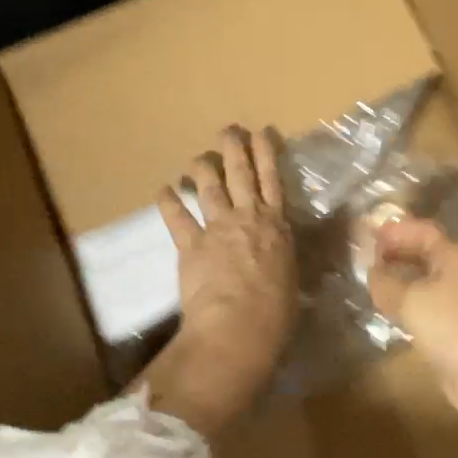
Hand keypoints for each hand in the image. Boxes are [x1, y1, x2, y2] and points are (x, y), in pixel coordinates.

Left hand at [158, 126, 297, 362]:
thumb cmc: (277, 310)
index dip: (267, 154)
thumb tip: (290, 258)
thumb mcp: (294, 277)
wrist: (237, 326)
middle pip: (240, 174)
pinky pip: (177, 218)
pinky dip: (169, 202)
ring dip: (202, 169)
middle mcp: (247, 218)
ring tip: (198, 157)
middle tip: (228, 131)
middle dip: (234, 149)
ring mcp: (217, 228)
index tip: (262, 133)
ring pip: (209, 188)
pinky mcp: (190, 245)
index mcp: (277, 226)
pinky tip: (163, 189)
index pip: (273, 181)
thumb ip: (287, 259)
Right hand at [368, 220, 457, 422]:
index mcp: (455, 256)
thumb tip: (372, 270)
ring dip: (401, 283)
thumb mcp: (412, 300)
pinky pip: (427, 313)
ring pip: (426, 286)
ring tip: (370, 285)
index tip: (367, 232)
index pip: (424, 231)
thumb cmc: (455, 326)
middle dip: (397, 254)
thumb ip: (387, 283)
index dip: (397, 229)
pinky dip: (408, 310)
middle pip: (426, 256)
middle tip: (364, 258)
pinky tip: (389, 316)